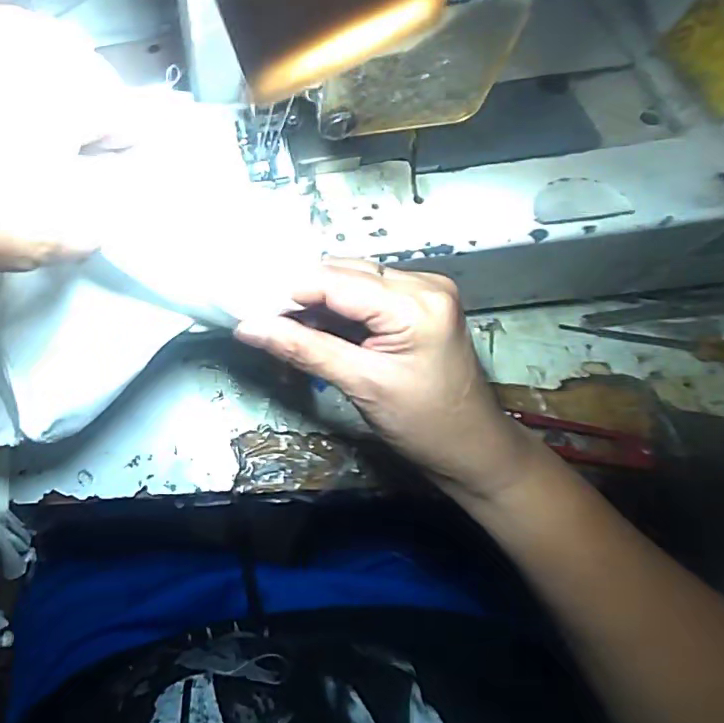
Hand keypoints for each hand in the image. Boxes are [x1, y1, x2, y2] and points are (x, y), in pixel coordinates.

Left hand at [0, 0, 137, 330]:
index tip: (106, 168)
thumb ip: (88, 220)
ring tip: (12, 113)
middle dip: (81, 105)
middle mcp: (14, 32)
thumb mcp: (24, 240)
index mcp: (53, 84)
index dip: (120, 143)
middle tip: (59, 151)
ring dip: (36, 70)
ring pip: (26, 33)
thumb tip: (107, 203)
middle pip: (77, 64)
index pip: (117, 107)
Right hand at [233, 260, 543, 500]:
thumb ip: (304, 349)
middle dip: (302, 293)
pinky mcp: (421, 301)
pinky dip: (339, 306)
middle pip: (345, 272)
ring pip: (354, 278)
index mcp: (416, 303)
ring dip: (318, 299)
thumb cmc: (425, 425)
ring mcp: (425, 289)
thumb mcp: (360, 385)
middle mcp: (424, 283)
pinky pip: (368, 291)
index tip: (249, 306)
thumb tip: (249, 327)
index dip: (289, 291)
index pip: (337, 281)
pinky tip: (315, 324)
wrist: (474, 449)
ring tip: (283, 322)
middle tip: (262, 317)